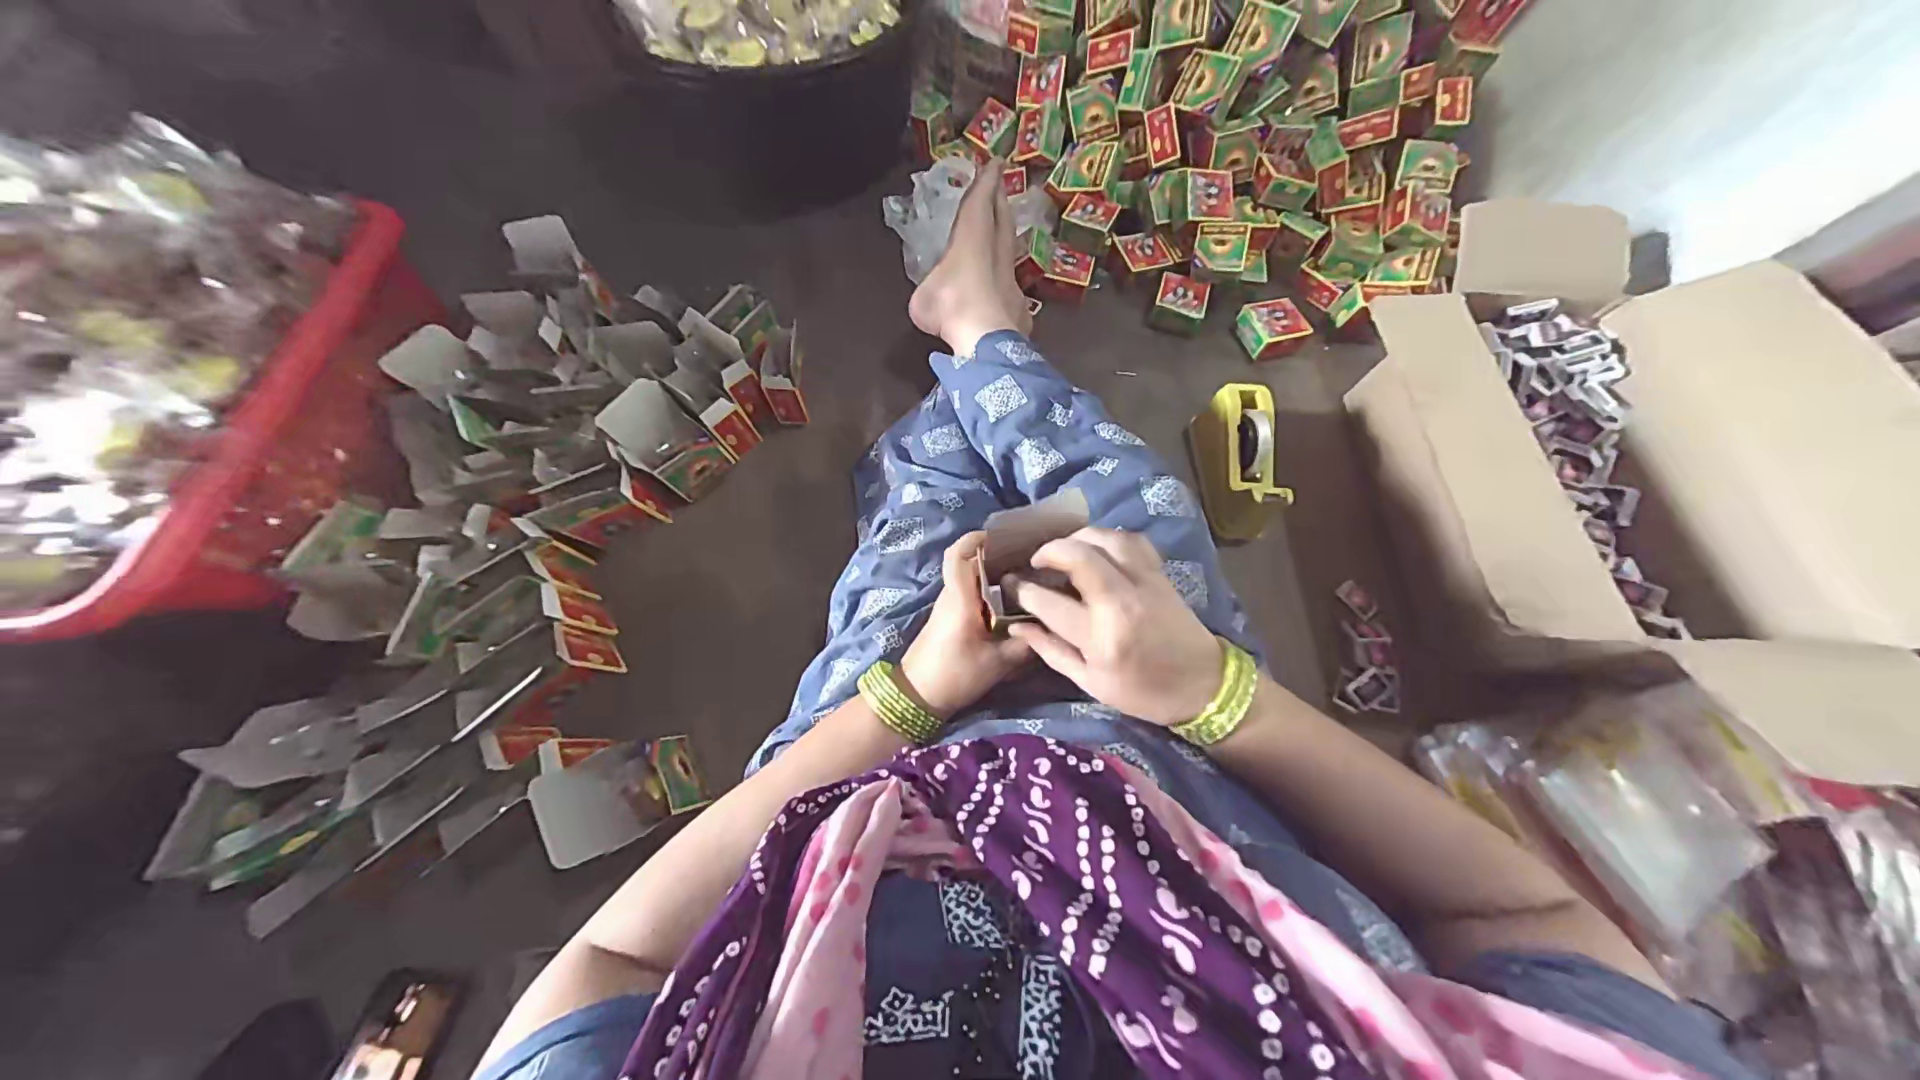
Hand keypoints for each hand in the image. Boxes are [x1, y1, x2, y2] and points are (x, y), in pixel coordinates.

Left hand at [900, 531, 1033, 718]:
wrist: (917, 697)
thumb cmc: (954, 674)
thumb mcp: (997, 663)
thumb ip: (1024, 644)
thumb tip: (1050, 628)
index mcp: (960, 599)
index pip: (957, 556)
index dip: (972, 540)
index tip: (994, 535)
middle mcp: (951, 597)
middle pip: (969, 565)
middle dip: (994, 558)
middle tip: (1026, 560)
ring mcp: (947, 608)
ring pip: (970, 582)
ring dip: (992, 578)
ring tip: (1025, 581)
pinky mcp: (948, 621)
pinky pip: (969, 597)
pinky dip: (987, 595)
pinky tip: (1010, 606)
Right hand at [907, 157, 1033, 356]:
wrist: (985, 342)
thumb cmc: (950, 307)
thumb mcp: (924, 298)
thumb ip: (930, 291)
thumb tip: (935, 302)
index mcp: (972, 239)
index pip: (981, 203)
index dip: (986, 182)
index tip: (994, 164)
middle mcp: (998, 256)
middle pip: (1002, 221)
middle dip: (1000, 202)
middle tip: (1000, 189)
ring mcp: (1013, 284)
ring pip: (1010, 256)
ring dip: (1005, 245)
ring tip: (1000, 240)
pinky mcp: (1020, 311)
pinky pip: (1011, 292)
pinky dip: (1004, 288)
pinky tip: (999, 297)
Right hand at [1005, 527, 1222, 726]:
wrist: (1203, 686)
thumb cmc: (1142, 692)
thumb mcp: (1090, 682)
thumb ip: (1051, 651)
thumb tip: (1017, 627)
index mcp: (1100, 637)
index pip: (1049, 602)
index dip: (1023, 590)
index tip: (1012, 585)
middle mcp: (1121, 602)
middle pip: (1078, 556)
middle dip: (1048, 551)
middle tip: (1036, 562)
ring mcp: (1144, 583)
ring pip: (1106, 539)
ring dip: (1078, 537)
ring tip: (1064, 550)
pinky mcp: (1159, 574)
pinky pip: (1132, 541)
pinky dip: (1109, 537)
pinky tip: (1097, 548)